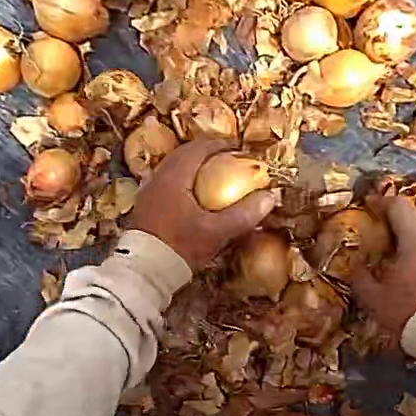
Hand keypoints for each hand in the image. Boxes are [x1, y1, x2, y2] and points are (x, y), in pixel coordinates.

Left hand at [128, 140, 278, 270]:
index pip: (198, 148)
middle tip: (227, 159)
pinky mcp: (145, 207)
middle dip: (207, 153)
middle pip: (184, 155)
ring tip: (213, 176)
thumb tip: (270, 197)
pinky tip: (194, 197)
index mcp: (174, 177)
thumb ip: (244, 214)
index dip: (220, 144)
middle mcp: (158, 178)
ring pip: (173, 168)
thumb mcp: (216, 232)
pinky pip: (167, 183)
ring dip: (193, 167)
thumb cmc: (179, 247)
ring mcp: (148, 192)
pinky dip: (183, 182)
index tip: (238, 149)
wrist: (145, 270)